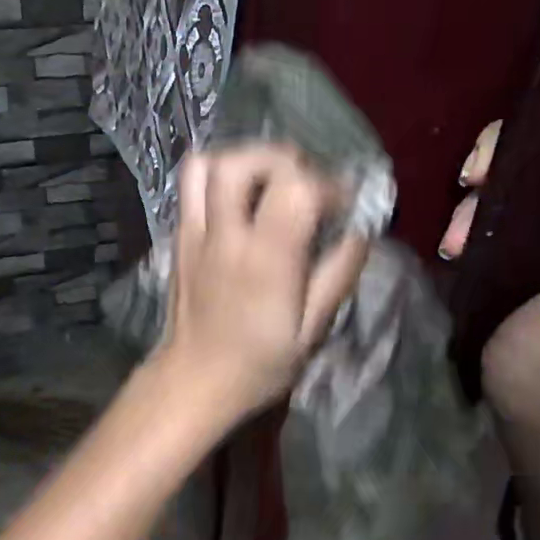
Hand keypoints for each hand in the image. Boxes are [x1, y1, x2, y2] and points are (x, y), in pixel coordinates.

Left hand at [154, 145, 369, 424]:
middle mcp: (225, 236)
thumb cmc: (259, 362)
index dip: (325, 185)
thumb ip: (338, 275)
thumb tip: (362, 231)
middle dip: (281, 158)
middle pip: (241, 163)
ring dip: (244, 158)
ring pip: (207, 163)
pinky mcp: (178, 234)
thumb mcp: (313, 330)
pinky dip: (217, 172)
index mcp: (265, 261)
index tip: (341, 204)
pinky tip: (240, 194)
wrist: (193, 380)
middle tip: (304, 179)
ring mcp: (194, 231)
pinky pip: (190, 184)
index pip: (294, 190)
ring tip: (269, 179)